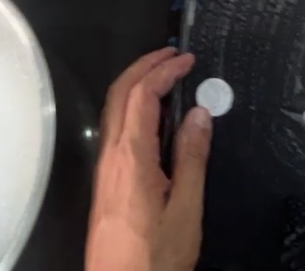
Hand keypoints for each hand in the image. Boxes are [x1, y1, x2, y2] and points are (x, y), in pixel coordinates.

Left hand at [86, 47, 212, 270]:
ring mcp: (104, 168)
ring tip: (164, 76)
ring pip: (114, 108)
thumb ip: (192, 158)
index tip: (186, 59)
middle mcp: (111, 155)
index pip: (143, 94)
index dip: (164, 70)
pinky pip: (115, 127)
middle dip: (145, 64)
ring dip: (136, 83)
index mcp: (131, 157)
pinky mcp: (105, 182)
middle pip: (120, 92)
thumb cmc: (154, 259)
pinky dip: (133, 105)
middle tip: (172, 55)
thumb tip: (199, 114)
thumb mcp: (185, 210)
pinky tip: (153, 116)